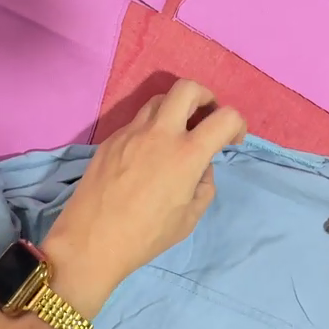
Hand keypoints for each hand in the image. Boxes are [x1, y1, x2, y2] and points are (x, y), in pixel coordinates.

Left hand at [42, 80, 245, 313]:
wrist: (91, 240)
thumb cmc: (146, 236)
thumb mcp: (189, 218)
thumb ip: (204, 185)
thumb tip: (201, 167)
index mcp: (187, 154)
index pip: (225, 117)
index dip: (237, 124)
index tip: (232, 140)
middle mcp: (160, 133)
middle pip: (188, 88)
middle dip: (205, 96)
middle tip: (206, 117)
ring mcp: (131, 132)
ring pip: (159, 99)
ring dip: (175, 108)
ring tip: (176, 133)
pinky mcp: (111, 138)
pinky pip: (137, 121)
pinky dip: (151, 128)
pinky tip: (146, 154)